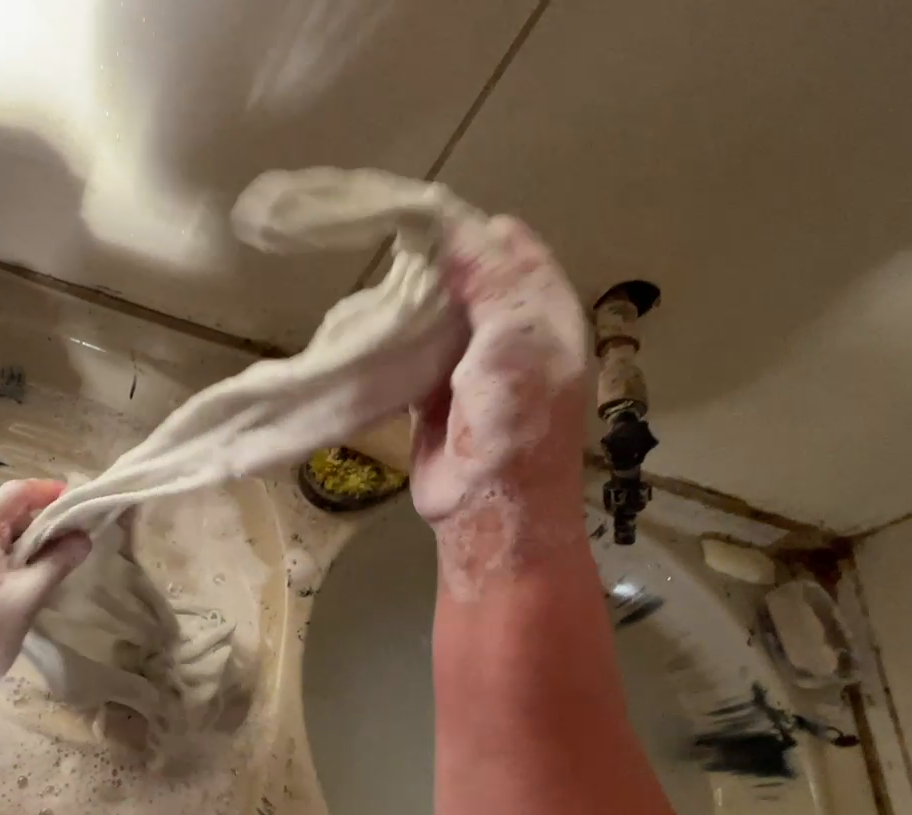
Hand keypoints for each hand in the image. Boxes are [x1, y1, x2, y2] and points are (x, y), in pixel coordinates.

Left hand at [0, 479, 92, 753]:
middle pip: (7, 515)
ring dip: (30, 545)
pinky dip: (14, 562)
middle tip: (77, 537)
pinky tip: (33, 582)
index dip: (49, 492)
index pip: (15, 492)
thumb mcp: (27, 596)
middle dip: (43, 521)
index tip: (79, 504)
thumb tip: (83, 538)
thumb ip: (57, 562)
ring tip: (61, 560)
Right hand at [409, 217, 590, 580]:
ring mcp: (470, 364)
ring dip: (410, 299)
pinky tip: (369, 324)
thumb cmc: (514, 421)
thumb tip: (457, 227)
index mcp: (542, 313)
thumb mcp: (513, 341)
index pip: (510, 249)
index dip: (470, 229)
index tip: (420, 214)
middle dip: (434, 261)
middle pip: (470, 278)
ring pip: (439, 314)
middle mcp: (508, 332)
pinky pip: (413, 351)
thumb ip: (491, 282)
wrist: (488, 503)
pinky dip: (394, 337)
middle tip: (388, 244)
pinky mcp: (433, 391)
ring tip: (373, 277)